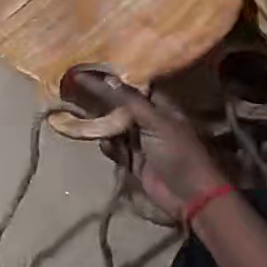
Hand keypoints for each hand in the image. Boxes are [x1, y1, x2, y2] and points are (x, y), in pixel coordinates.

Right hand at [66, 69, 227, 218]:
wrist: (189, 196)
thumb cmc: (177, 152)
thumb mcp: (155, 122)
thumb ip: (130, 101)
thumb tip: (108, 79)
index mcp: (161, 107)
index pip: (134, 87)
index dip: (114, 79)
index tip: (90, 70)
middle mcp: (150, 121)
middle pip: (121, 106)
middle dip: (102, 101)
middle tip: (77, 92)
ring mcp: (141, 142)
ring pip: (115, 127)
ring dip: (102, 124)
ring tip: (81, 116)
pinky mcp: (134, 161)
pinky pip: (116, 149)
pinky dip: (108, 146)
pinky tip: (104, 145)